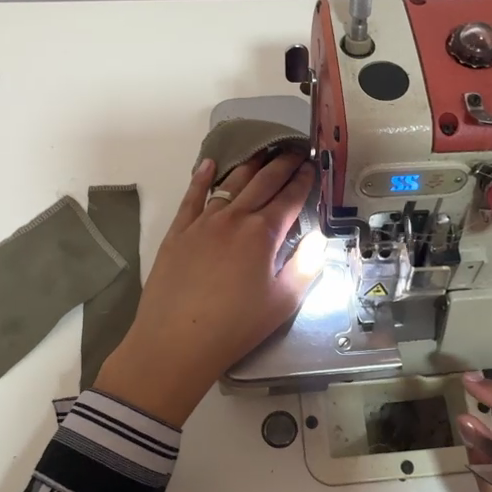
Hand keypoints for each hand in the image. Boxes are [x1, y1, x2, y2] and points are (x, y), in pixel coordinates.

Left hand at [94, 151, 320, 425]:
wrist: (175, 341)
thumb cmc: (235, 326)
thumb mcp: (283, 303)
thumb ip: (305, 267)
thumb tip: (316, 239)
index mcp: (263, 234)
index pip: (290, 199)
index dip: (304, 182)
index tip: (312, 167)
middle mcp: (235, 218)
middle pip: (263, 182)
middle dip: (281, 165)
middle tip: (293, 151)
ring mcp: (203, 222)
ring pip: (231, 183)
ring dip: (250, 165)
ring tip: (262, 152)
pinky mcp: (178, 231)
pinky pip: (193, 196)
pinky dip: (201, 177)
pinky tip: (208, 165)